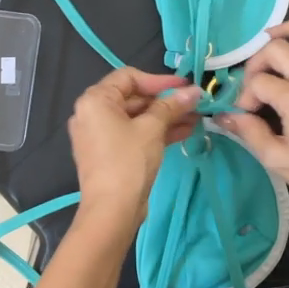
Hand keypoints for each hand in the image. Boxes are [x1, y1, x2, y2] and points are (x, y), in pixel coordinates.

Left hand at [68, 67, 201, 232]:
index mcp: (95, 100)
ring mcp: (99, 135)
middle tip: (195, 104)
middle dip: (166, 101)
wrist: (112, 210)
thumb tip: (194, 91)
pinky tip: (184, 132)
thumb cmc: (128, 160)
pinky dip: (156, 132)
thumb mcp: (152, 128)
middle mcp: (92, 113)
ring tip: (196, 118)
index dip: (159, 80)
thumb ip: (172, 106)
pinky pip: (133, 134)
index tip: (185, 86)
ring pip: (136, 118)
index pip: (129, 77)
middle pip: (133, 98)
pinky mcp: (108, 153)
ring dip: (165, 117)